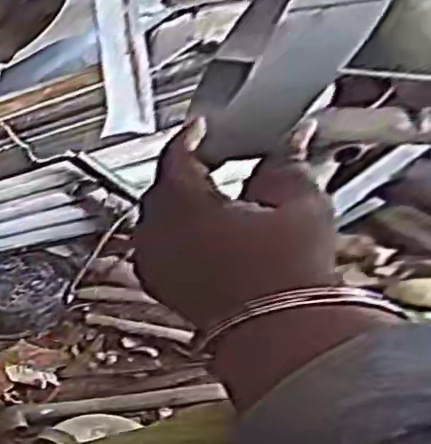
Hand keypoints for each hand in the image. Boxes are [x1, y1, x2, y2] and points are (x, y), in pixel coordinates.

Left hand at [133, 116, 338, 329]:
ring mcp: (148, 260)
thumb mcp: (295, 200)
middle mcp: (153, 236)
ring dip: (176, 200)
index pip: (172, 164)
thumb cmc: (281, 265)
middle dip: (182, 170)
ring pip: (151, 218)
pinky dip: (171, 226)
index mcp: (182, 210)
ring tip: (210, 185)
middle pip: (158, 192)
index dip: (186, 139)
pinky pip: (152, 243)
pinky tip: (200, 223)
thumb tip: (289, 141)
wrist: (267, 317)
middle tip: (211, 153)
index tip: (196, 127)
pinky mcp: (153, 279)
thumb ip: (284, 165)